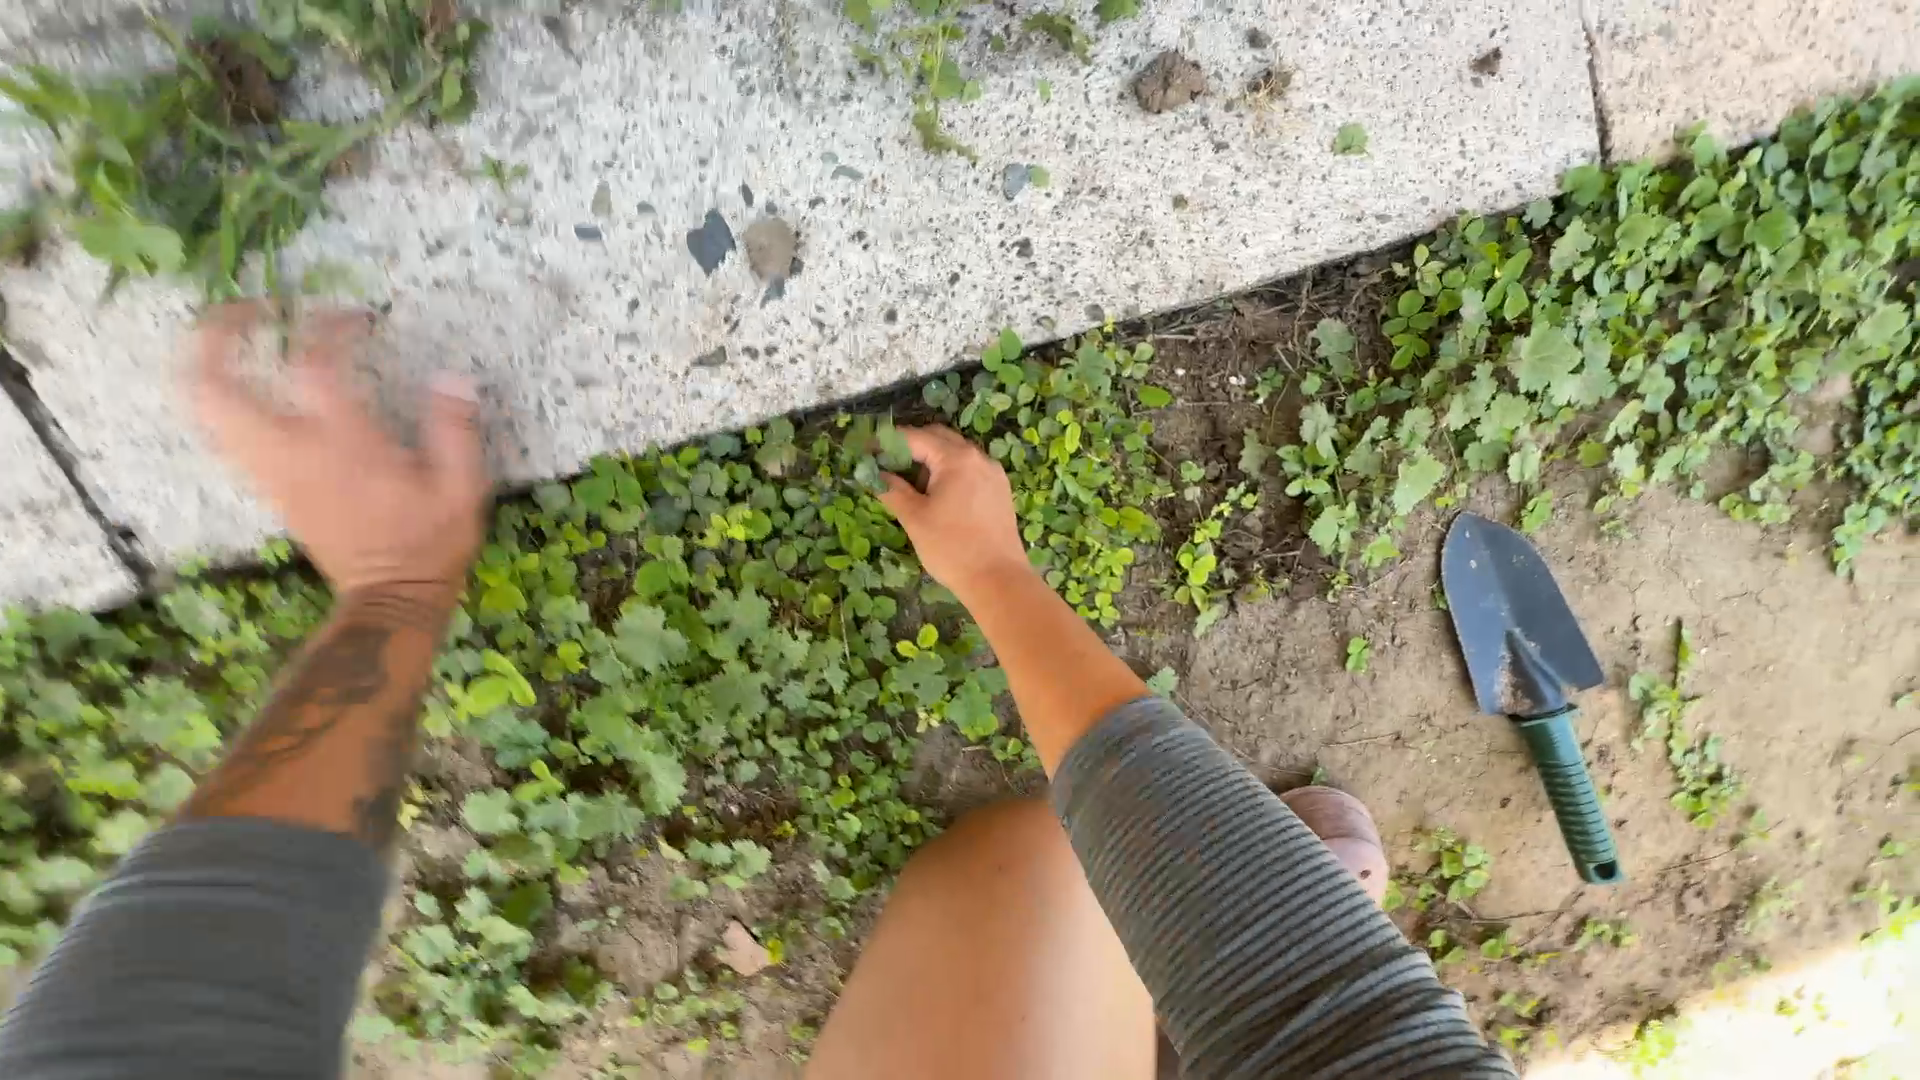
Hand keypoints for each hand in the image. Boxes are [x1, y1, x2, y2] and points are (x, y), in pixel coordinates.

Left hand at [189, 303, 489, 598]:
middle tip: (257, 312)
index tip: (358, 317)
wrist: (392, 593)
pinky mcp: (267, 485)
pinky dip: (223, 398)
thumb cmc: (431, 539)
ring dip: (208, 363)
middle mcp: (290, 450)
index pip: (315, 366)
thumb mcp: (463, 485)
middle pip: (213, 380)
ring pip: (201, 406)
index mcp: (343, 444)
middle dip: (220, 334)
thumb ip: (455, 429)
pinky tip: (255, 392)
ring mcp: (269, 469)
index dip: (330, 328)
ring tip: (241, 342)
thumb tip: (454, 378)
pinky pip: (219, 431)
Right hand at [875, 425, 1032, 599]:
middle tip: (887, 466)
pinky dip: (950, 474)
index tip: (867, 452)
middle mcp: (979, 457)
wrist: (998, 579)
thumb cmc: (952, 548)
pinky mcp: (1000, 491)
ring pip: (956, 454)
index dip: (887, 442)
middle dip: (911, 447)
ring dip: (931, 461)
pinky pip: (970, 470)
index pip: (915, 437)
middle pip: (938, 438)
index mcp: (956, 459)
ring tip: (912, 488)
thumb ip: (892, 490)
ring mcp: (993, 474)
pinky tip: (938, 498)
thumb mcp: (914, 518)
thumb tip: (875, 474)